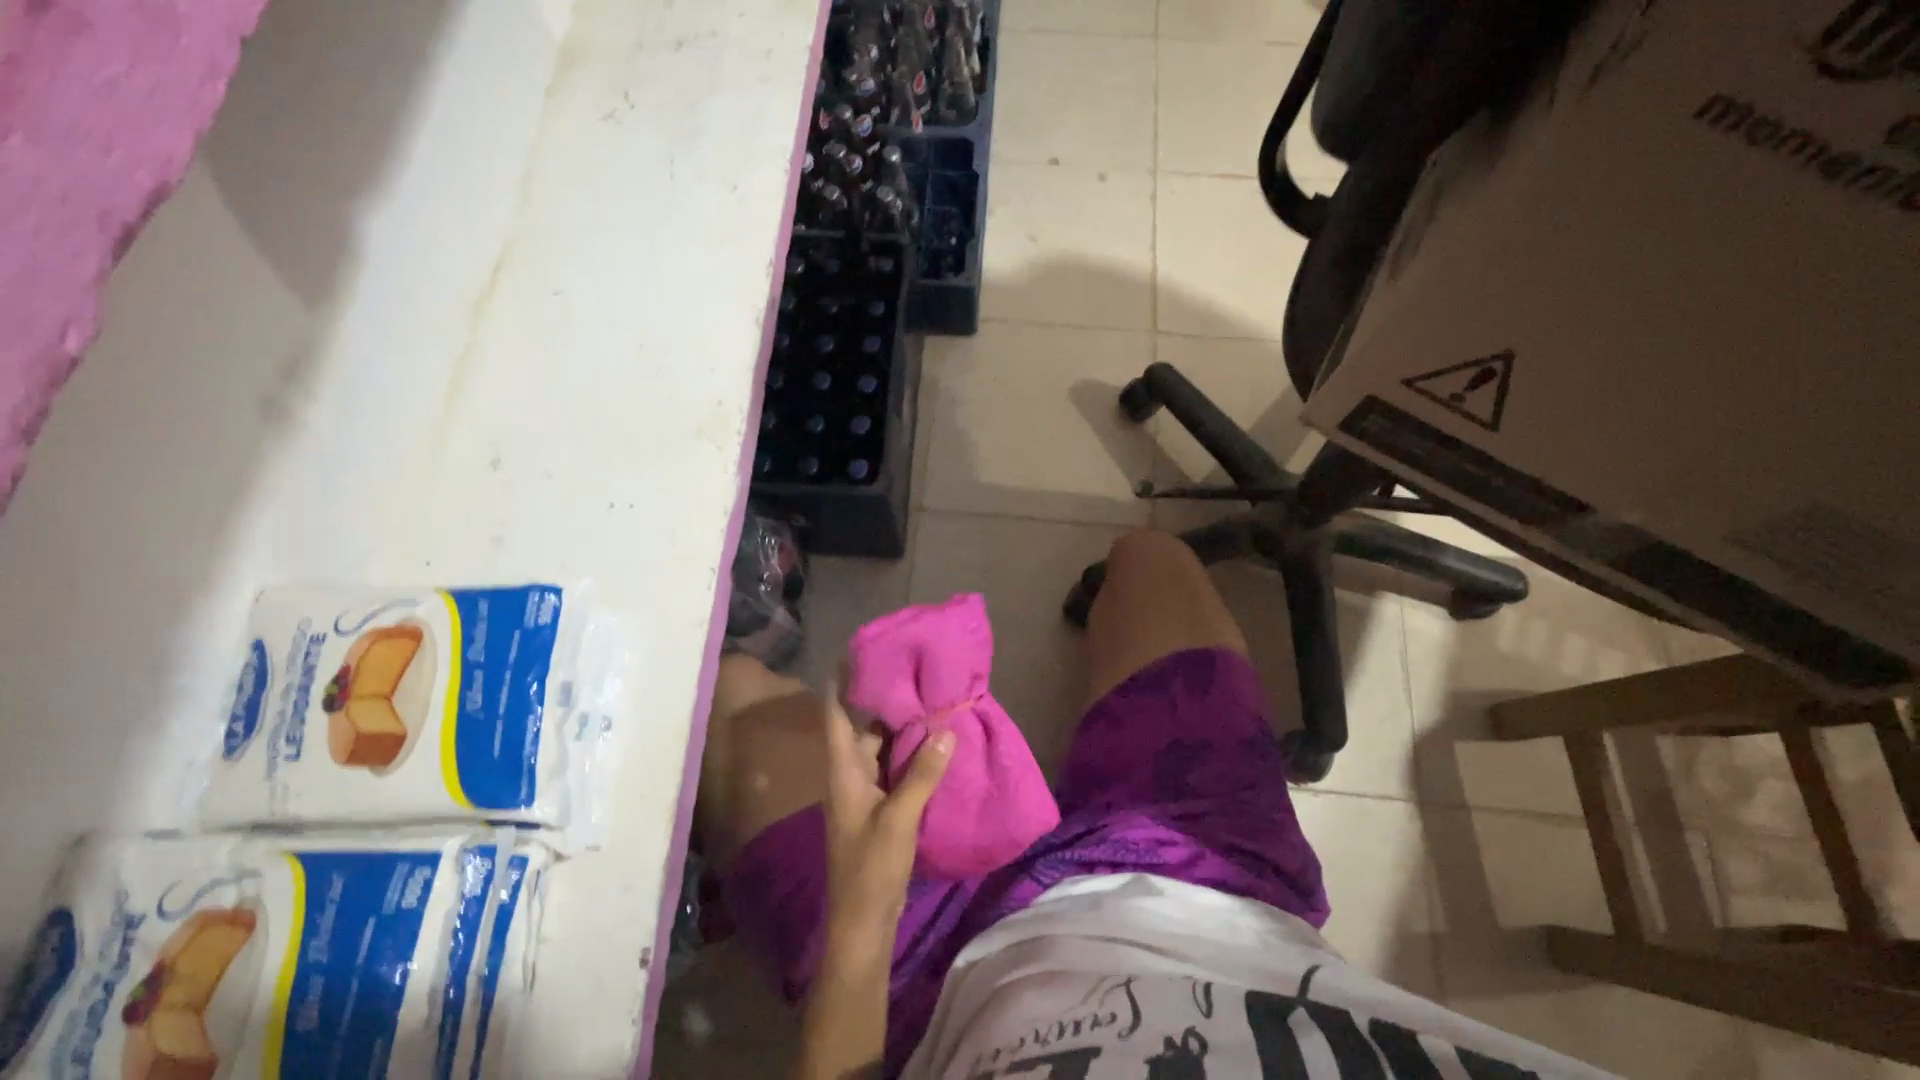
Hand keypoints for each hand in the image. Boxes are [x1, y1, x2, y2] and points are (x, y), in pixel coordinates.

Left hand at [821, 685, 953, 936]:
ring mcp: (865, 793)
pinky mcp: (881, 809)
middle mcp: (850, 775)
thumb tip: (946, 730)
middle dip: (883, 700)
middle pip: (861, 727)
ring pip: (881, 749)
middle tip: (913, 670)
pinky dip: (911, 755)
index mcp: (843, 771)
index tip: (860, 652)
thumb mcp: (899, 817)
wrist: (863, 921)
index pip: (834, 715)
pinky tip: (936, 744)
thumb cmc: (871, 866)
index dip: (842, 683)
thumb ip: (922, 774)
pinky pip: (894, 770)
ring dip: (901, 727)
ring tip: (930, 697)